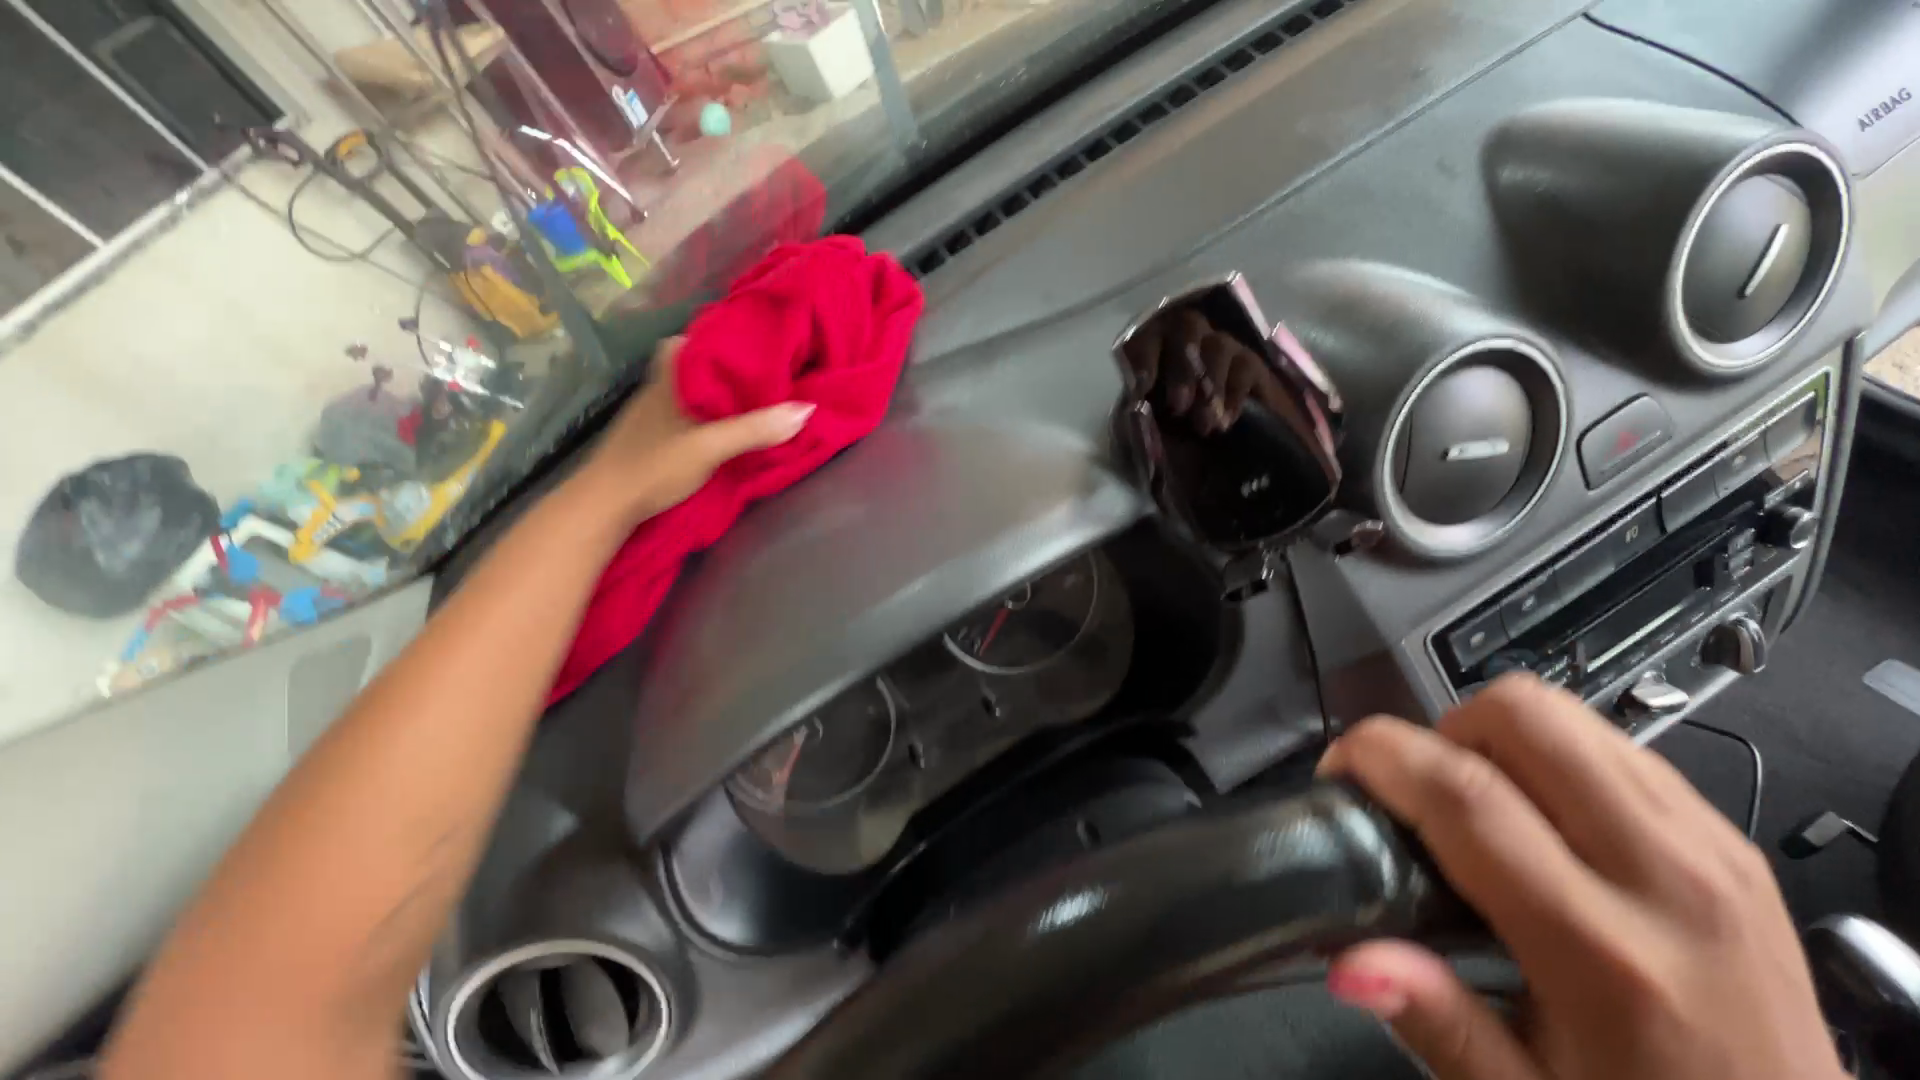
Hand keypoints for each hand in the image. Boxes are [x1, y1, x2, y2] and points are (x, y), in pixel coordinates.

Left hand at [579, 336, 812, 522]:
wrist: (604, 506)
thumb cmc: (654, 466)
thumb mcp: (710, 446)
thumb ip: (755, 429)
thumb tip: (806, 409)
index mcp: (667, 381)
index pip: (683, 343)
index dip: (712, 340)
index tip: (746, 346)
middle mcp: (655, 393)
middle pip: (689, 369)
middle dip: (720, 371)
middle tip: (757, 378)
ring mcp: (648, 420)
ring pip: (685, 396)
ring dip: (712, 399)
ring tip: (748, 405)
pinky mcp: (648, 444)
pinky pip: (682, 420)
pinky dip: (702, 421)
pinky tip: (719, 433)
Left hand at [1121, 306, 1264, 434]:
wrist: (1218, 454)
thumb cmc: (1173, 438)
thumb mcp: (1150, 431)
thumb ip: (1140, 418)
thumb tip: (1136, 415)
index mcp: (1154, 351)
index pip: (1145, 336)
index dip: (1144, 356)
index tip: (1143, 388)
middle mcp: (1188, 339)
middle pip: (1186, 327)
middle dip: (1181, 368)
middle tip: (1179, 407)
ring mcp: (1222, 347)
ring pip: (1218, 345)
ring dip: (1210, 384)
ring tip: (1204, 424)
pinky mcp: (1250, 365)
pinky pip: (1245, 367)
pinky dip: (1234, 396)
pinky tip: (1225, 422)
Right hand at [1317, 675, 1845, 1079]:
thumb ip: (1439, 1023)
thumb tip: (1350, 961)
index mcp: (1607, 954)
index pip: (1469, 797)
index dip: (1382, 756)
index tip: (1338, 767)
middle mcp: (1668, 877)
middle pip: (1526, 717)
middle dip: (1442, 728)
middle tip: (1416, 790)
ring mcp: (1711, 846)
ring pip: (1570, 713)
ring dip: (1495, 736)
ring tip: (1471, 801)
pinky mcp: (1731, 838)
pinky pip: (1615, 744)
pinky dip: (1551, 754)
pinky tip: (1536, 814)